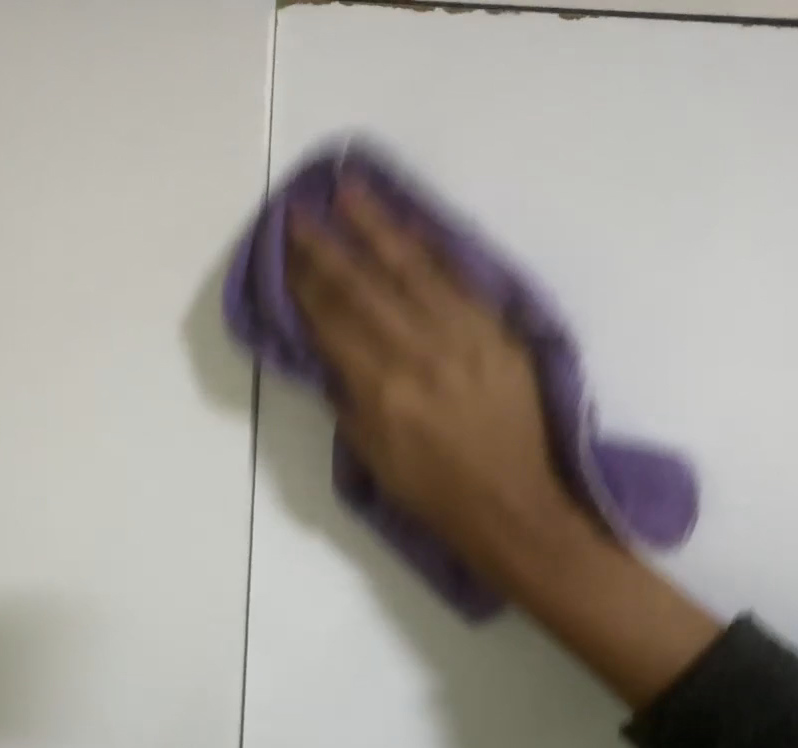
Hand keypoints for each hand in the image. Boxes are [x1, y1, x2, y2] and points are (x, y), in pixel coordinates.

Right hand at [289, 179, 717, 702]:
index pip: (333, 323)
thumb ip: (350, 402)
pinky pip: (458, 279)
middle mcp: (417, 353)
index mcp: (382, 391)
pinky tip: (409, 225)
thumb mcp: (375, 460)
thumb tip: (331, 356)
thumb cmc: (436, 495)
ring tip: (349, 191)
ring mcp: (463, 337)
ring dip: (376, 228)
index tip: (284, 253)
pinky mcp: (497, 333)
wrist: (514, 505)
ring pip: (411, 269)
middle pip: (363, 287)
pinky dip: (430, 248)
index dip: (305, 285)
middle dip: (327, 247)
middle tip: (300, 211)